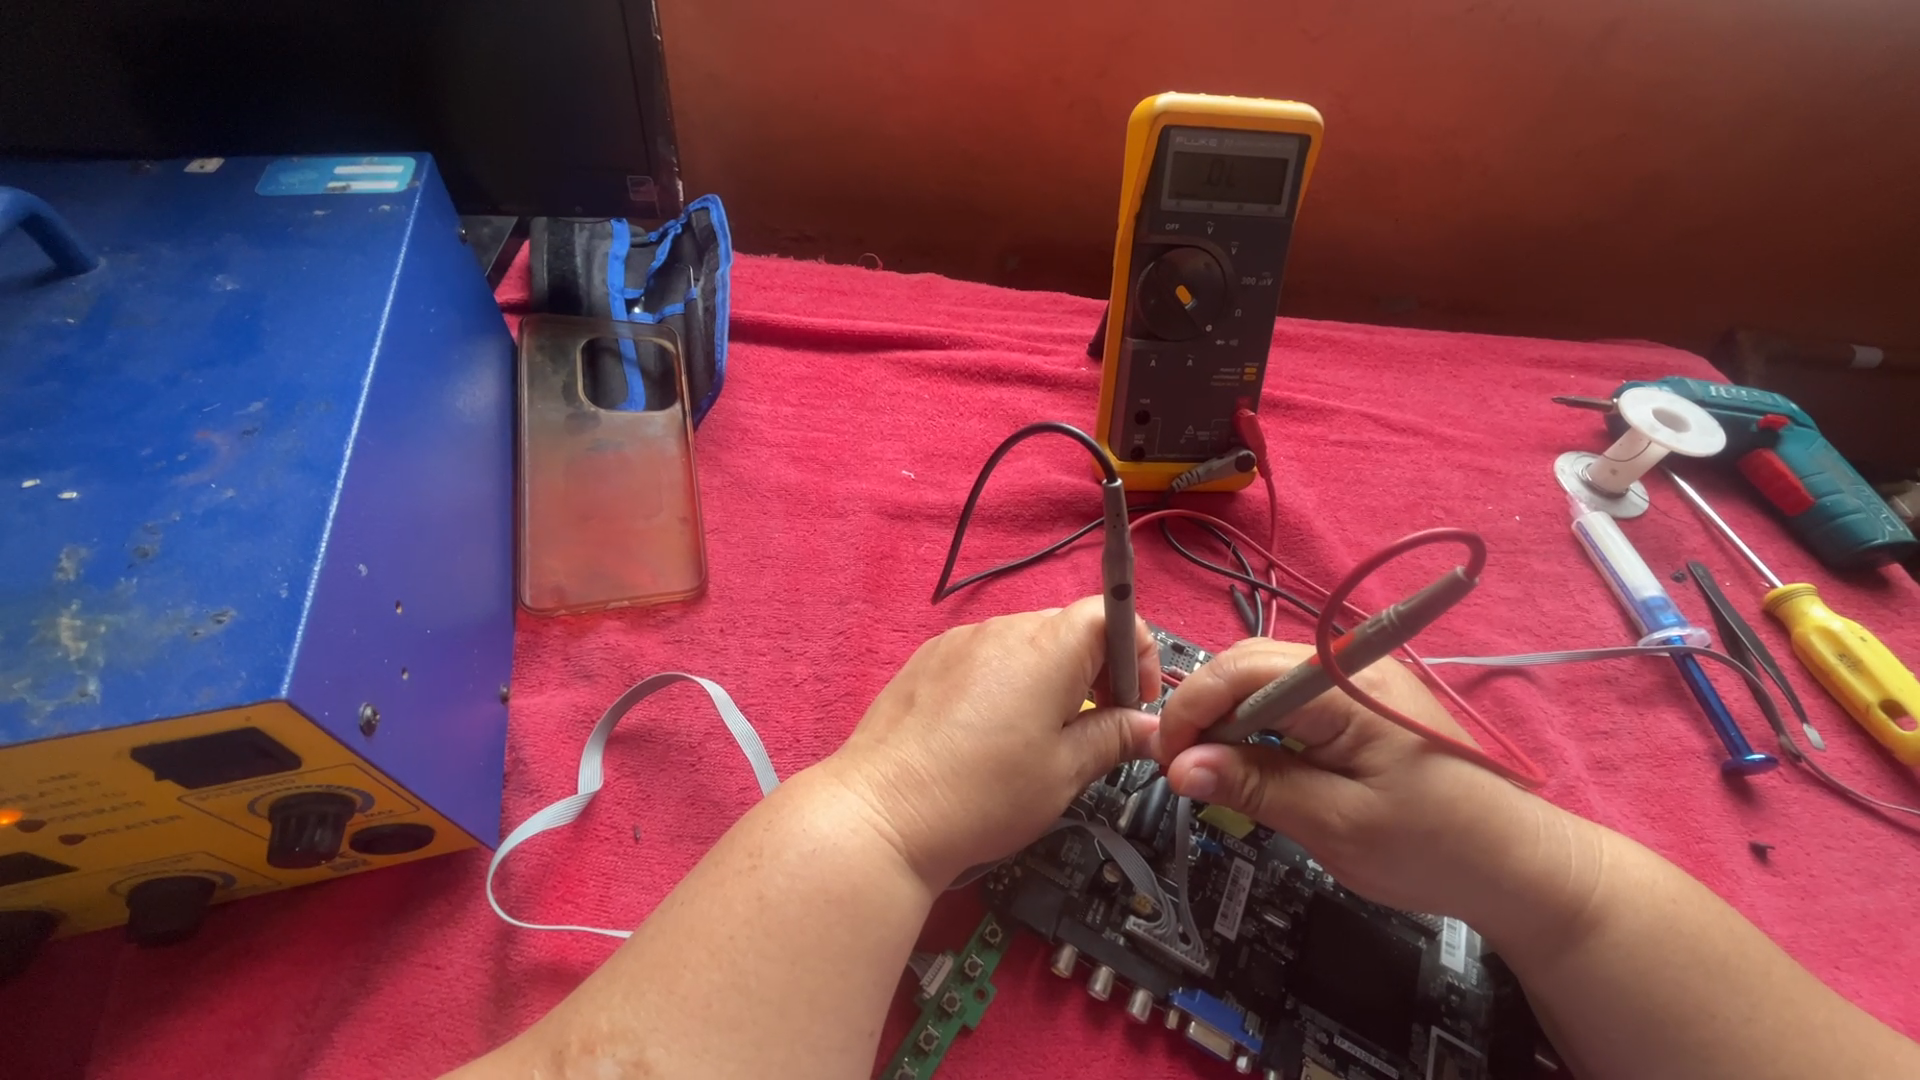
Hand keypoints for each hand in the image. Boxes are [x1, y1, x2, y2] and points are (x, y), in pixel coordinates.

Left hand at [824, 597, 1160, 888]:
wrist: (882, 812)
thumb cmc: (981, 794)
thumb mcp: (1064, 772)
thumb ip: (1114, 737)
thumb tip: (1149, 728)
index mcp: (1045, 648)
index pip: (1109, 613)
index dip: (1134, 653)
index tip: (1132, 703)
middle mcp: (1000, 630)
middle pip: (1067, 628)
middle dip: (1093, 669)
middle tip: (1093, 725)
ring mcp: (959, 641)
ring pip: (1024, 642)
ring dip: (1047, 675)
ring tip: (1037, 734)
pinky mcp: (928, 659)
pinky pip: (984, 655)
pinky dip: (1004, 680)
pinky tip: (989, 730)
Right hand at [1152, 638, 1567, 922]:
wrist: (1522, 868)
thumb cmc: (1435, 849)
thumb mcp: (1336, 825)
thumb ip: (1255, 787)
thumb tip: (1181, 769)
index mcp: (1348, 686)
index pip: (1244, 671)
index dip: (1193, 707)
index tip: (1166, 760)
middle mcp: (1348, 664)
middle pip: (1247, 664)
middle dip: (1203, 709)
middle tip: (1182, 766)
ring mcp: (1354, 678)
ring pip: (1261, 677)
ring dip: (1226, 716)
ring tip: (1209, 765)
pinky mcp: (1356, 699)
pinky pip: (1286, 696)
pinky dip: (1255, 723)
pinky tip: (1248, 758)